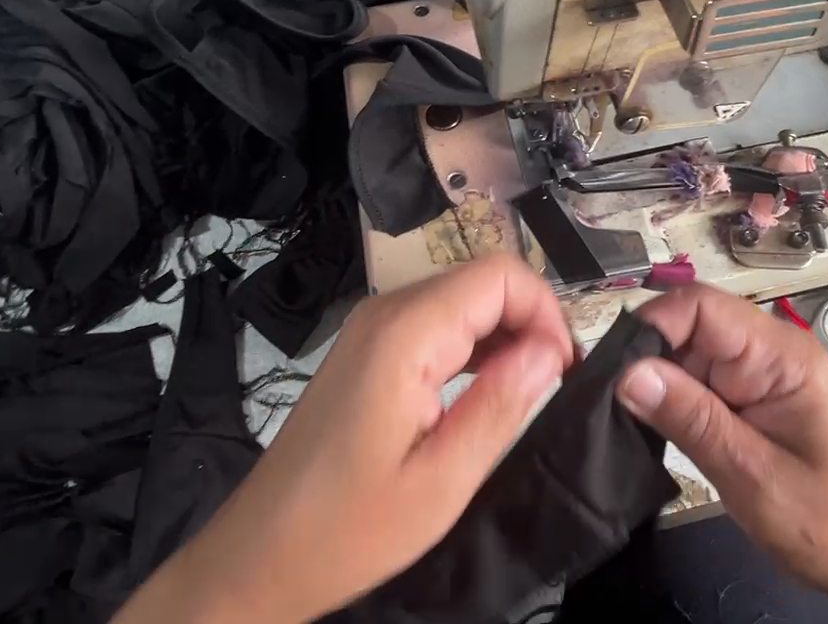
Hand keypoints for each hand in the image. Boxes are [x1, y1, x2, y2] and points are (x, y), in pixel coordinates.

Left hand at [117, 253, 573, 623]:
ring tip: (530, 392)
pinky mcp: (371, 345)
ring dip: (507, 334)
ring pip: (464, 299)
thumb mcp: (440, 482)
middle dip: (531, 322)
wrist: (261, 552)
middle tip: (554, 387)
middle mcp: (388, 310)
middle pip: (483, 281)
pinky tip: (489, 388)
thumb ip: (501, 405)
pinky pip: (438, 322)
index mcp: (406, 332)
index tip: (566, 371)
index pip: (500, 275)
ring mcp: (375, 325)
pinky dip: (475, 344)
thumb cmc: (348, 529)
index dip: (546, 312)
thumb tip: (551, 350)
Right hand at [622, 284, 827, 623]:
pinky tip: (647, 423)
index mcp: (781, 355)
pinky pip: (695, 379)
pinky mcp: (747, 395)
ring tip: (618, 413)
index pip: (701, 306)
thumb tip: (625, 372)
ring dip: (652, 379)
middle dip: (645, 355)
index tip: (614, 372)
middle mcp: (767, 349)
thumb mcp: (754, 476)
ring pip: (685, 352)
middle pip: (688, 325)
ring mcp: (756, 372)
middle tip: (605, 400)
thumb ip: (691, 419)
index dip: (653, 326)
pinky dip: (668, 399)